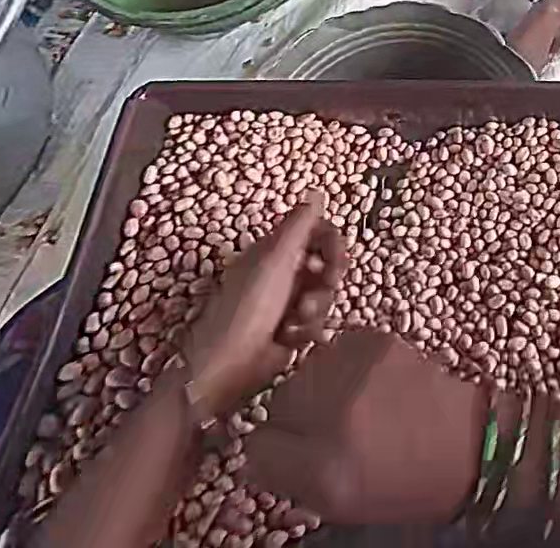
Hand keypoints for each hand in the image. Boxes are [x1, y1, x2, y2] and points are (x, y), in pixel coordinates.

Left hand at [181, 193, 343, 414]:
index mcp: (277, 249)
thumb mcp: (275, 259)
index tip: (333, 258)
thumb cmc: (247, 308)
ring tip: (297, 320)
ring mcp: (289, 301)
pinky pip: (318, 321)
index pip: (319, 232)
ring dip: (316, 307)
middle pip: (329, 262)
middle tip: (321, 287)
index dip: (332, 243)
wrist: (225, 368)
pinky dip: (308, 329)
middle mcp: (285, 271)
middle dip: (327, 278)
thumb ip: (299, 225)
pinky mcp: (294, 328)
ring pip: (327, 294)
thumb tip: (317, 192)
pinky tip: (290, 337)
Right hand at [246, 330, 484, 523]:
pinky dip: (343, 360)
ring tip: (345, 399)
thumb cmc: (401, 483)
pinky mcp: (379, 341)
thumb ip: (289, 475)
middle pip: (277, 401)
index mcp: (322, 469)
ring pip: (305, 368)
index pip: (256, 447)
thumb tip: (258, 445)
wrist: (463, 442)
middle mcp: (336, 415)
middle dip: (290, 415)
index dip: (268, 449)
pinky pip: (338, 345)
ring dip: (316, 383)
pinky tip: (364, 377)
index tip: (283, 449)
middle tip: (318, 425)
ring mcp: (359, 372)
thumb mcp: (337, 502)